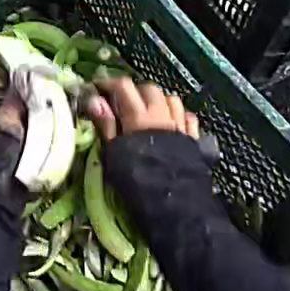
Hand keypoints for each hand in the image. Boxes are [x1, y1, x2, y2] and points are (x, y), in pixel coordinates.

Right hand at [87, 78, 213, 219]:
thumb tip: (95, 100)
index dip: (108, 83)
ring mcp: (180, 125)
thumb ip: (106, 125)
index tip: (97, 89)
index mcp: (138, 116)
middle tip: (120, 103)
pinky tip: (171, 121)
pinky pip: (187, 115)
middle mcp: (161, 114)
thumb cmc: (138, 182)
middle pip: (148, 88)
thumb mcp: (114, 154)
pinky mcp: (193, 138)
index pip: (123, 86)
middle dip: (133, 91)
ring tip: (146, 110)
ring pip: (170, 98)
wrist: (176, 207)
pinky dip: (177, 113)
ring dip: (156, 99)